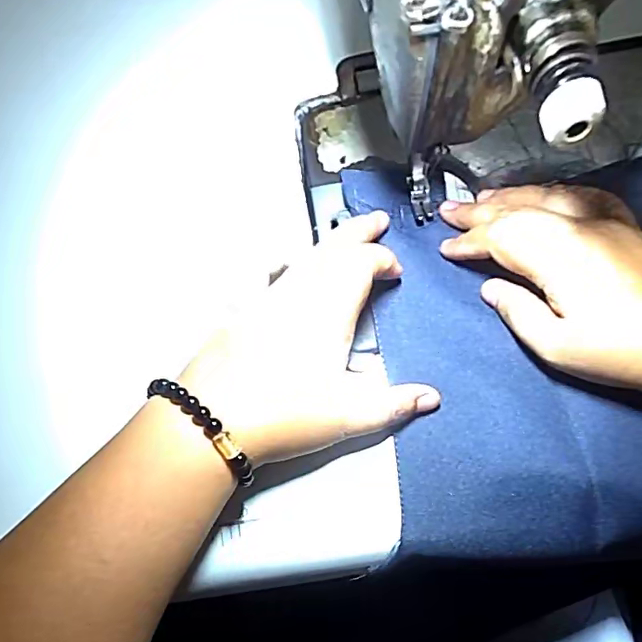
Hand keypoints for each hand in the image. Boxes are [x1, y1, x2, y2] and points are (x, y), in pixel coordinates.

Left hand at [178, 210, 440, 465]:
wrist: (212, 419)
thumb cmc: (280, 415)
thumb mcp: (348, 416)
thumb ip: (393, 404)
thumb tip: (429, 397)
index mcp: (328, 311)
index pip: (361, 264)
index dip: (383, 260)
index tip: (395, 271)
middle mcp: (297, 295)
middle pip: (332, 248)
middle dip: (357, 232)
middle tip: (375, 222)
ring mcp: (266, 300)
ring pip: (302, 256)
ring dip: (326, 244)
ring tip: (338, 240)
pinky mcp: (242, 313)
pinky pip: (271, 274)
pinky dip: (288, 262)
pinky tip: (282, 265)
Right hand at [439, 185, 641, 402]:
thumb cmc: (621, 351)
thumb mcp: (557, 346)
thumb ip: (519, 313)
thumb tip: (493, 289)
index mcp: (558, 255)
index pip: (501, 237)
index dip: (470, 241)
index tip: (447, 248)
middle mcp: (581, 227)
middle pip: (521, 208)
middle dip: (482, 210)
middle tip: (452, 211)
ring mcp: (609, 222)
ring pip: (551, 196)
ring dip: (514, 195)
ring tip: (487, 197)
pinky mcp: (630, 227)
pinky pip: (586, 197)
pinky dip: (558, 194)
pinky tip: (551, 196)